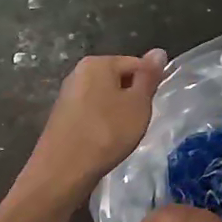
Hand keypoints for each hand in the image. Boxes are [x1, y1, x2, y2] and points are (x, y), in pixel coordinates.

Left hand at [22, 50, 167, 198]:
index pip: (136, 64)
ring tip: (124, 133)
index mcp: (98, 63)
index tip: (153, 106)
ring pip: (105, 97)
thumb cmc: (107, 132)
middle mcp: (79, 72)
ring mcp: (68, 94)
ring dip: (118, 112)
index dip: (149, 84)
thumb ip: (149, 76)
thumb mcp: (138, 103)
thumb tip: (158, 51)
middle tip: (141, 120)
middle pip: (119, 79)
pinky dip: (103, 123)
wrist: (63, 170)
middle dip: (133, 97)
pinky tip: (106, 140)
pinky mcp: (62, 116)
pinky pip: (92, 112)